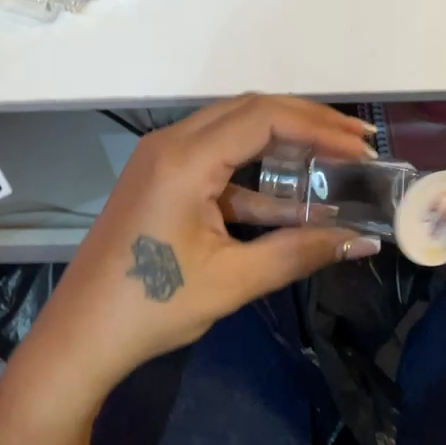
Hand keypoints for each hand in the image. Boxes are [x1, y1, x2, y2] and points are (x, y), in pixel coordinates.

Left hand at [35, 95, 380, 387]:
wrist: (83, 333)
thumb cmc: (153, 304)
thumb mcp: (232, 279)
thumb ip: (298, 251)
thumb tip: (361, 241)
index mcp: (183, 157)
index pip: (262, 117)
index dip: (318, 127)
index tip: (361, 146)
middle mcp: (171, 142)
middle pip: (249, 111)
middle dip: (306, 123)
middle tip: (357, 142)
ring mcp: (162, 158)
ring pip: (233, 131)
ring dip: (283, 144)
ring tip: (336, 158)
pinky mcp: (162, 178)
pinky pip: (217, 160)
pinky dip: (256, 175)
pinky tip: (297, 198)